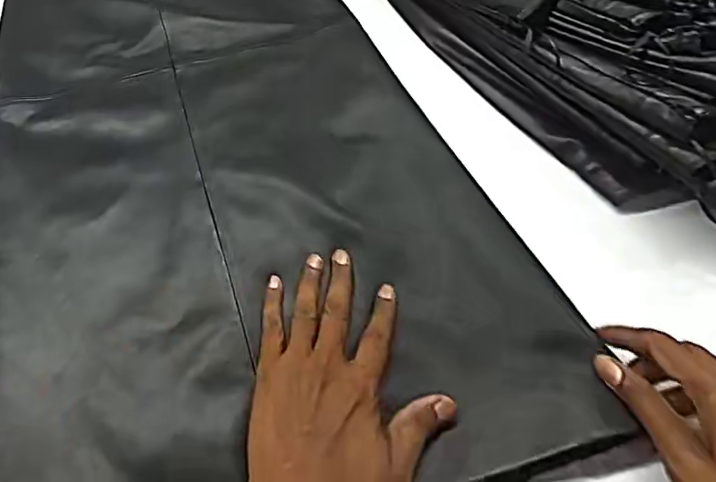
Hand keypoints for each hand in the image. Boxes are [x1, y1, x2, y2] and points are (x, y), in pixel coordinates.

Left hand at [248, 250, 455, 481]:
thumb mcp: (394, 463)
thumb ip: (417, 425)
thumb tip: (447, 401)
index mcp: (360, 385)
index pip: (376, 338)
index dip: (383, 311)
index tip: (386, 288)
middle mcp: (328, 365)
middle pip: (337, 313)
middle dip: (341, 282)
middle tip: (340, 253)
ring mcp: (295, 365)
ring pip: (304, 313)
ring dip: (309, 283)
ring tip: (312, 258)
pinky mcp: (268, 372)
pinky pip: (271, 328)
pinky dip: (272, 303)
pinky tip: (273, 283)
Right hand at [594, 326, 715, 481]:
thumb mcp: (686, 463)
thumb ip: (645, 407)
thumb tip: (610, 367)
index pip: (665, 346)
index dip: (627, 337)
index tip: (605, 336)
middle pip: (694, 357)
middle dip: (653, 358)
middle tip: (625, 372)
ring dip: (683, 382)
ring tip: (659, 407)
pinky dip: (714, 403)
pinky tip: (704, 432)